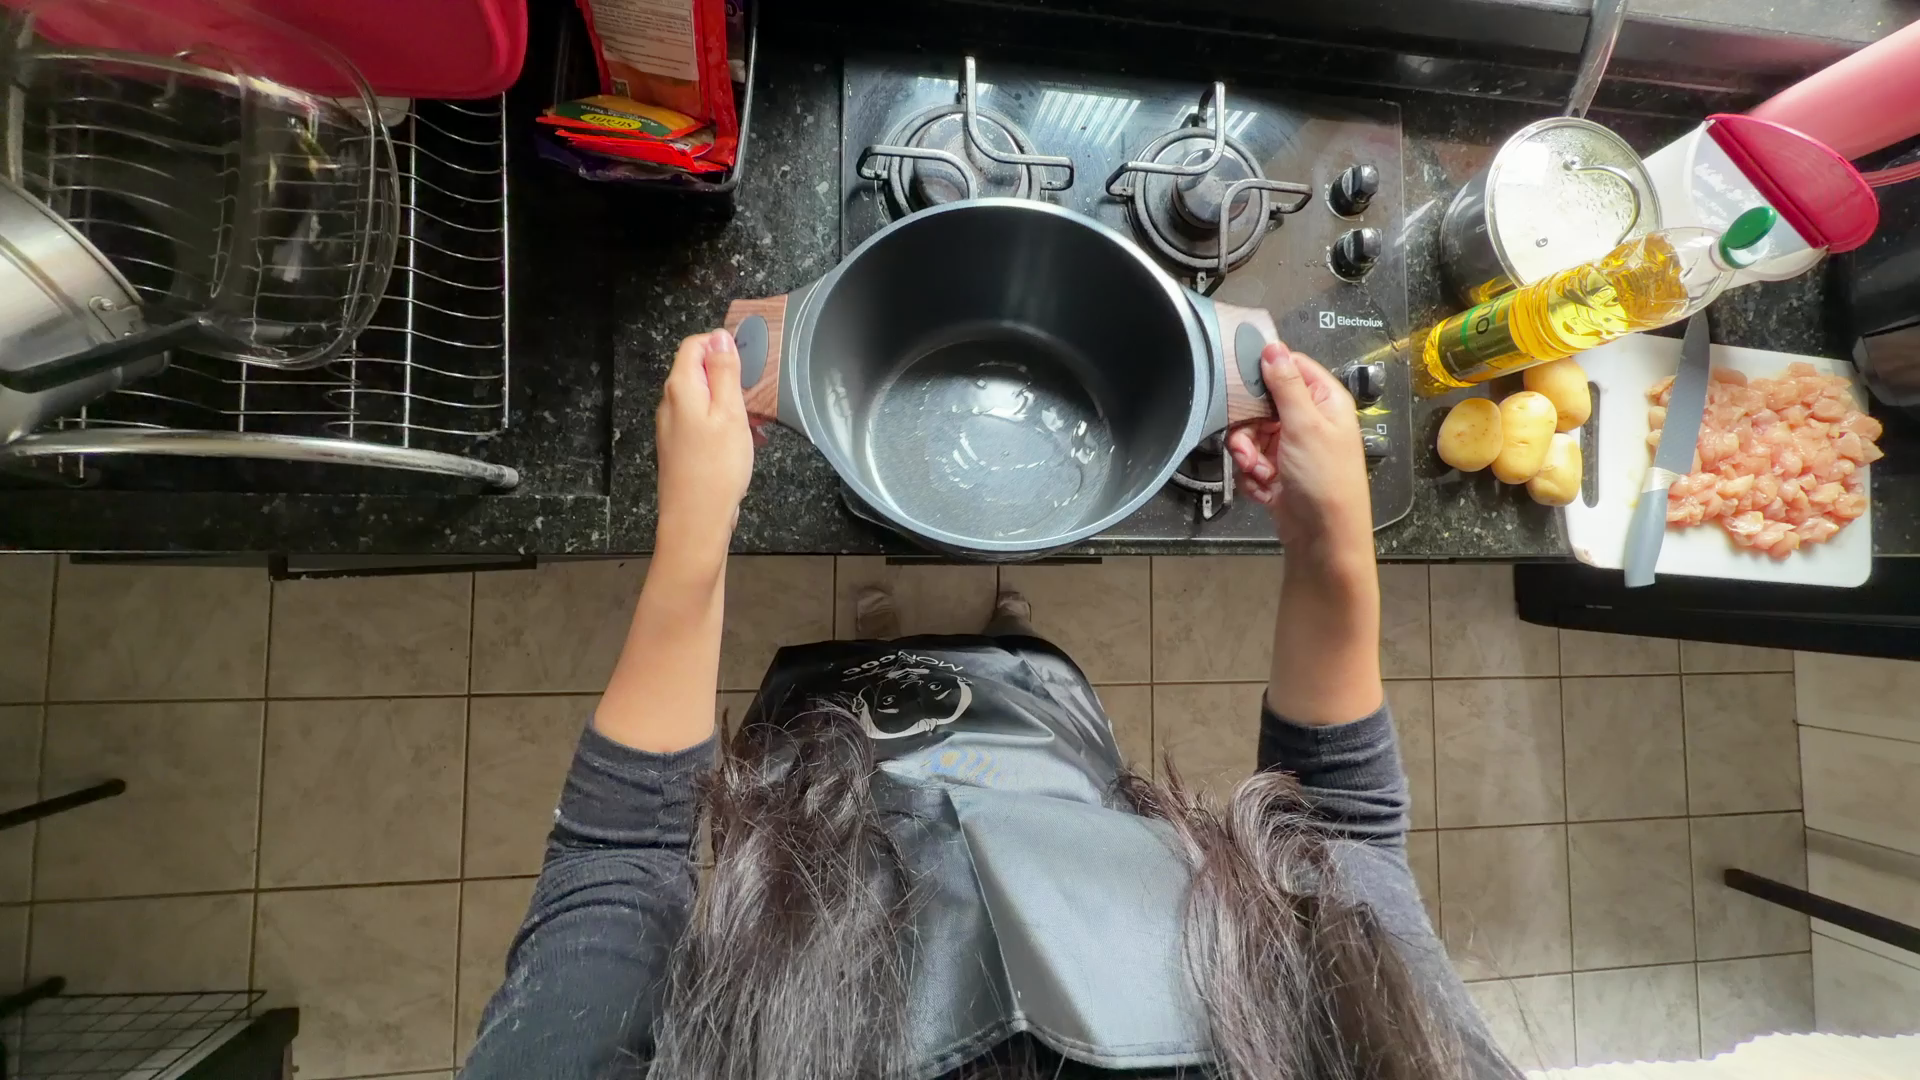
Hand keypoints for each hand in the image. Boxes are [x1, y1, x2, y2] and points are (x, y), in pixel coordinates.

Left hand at [655, 329, 753, 556]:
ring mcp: (673, 427)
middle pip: (699, 373)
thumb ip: (724, 371)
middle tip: (757, 399)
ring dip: (732, 406)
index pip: (694, 345)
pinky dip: (726, 426)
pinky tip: (745, 445)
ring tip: (756, 427)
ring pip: (704, 400)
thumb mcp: (730, 413)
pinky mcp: (681, 448)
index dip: (721, 345)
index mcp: (681, 388)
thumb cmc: (716, 468)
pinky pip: (704, 424)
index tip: (749, 361)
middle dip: (731, 379)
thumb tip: (720, 335)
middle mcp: (671, 404)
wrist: (696, 520)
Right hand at [1226, 342, 1372, 558]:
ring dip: (1247, 456)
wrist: (1322, 534)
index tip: (1241, 384)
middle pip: (1261, 404)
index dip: (1264, 374)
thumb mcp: (1305, 425)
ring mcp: (1291, 446)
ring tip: (1258, 473)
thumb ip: (1286, 385)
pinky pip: (1250, 461)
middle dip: (1248, 428)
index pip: (1290, 368)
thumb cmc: (1325, 479)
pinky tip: (1265, 487)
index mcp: (1324, 401)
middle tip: (1247, 446)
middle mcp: (1307, 420)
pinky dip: (1252, 475)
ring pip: (1250, 435)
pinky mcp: (1276, 469)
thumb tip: (1272, 347)